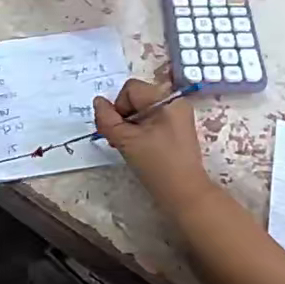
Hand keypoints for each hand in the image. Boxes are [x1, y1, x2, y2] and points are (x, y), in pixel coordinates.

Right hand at [93, 79, 210, 205]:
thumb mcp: (125, 141)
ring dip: (131, 124)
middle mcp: (175, 101)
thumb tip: (98, 101)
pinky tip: (140, 148)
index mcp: (166, 99)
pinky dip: (142, 130)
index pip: (131, 89)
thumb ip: (107, 119)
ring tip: (129, 146)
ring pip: (144, 109)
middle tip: (120, 140)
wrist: (186, 195)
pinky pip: (154, 119)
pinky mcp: (178, 128)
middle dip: (124, 116)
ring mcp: (179, 115)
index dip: (119, 107)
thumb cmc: (156, 166)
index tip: (119, 131)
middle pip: (137, 97)